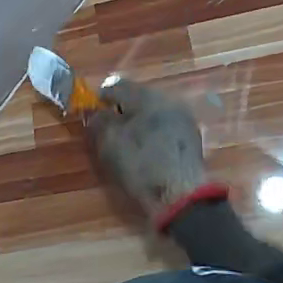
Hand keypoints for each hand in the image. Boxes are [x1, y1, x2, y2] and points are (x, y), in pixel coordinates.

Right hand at [87, 80, 209, 216]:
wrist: (181, 196)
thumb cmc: (140, 165)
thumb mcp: (109, 142)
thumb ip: (98, 121)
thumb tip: (94, 112)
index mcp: (148, 95)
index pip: (118, 86)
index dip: (100, 98)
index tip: (90, 111)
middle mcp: (169, 100)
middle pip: (138, 98)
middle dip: (122, 110)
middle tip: (107, 128)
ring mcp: (184, 119)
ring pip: (153, 113)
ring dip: (138, 123)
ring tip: (126, 143)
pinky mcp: (192, 138)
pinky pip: (165, 128)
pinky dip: (152, 134)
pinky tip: (146, 151)